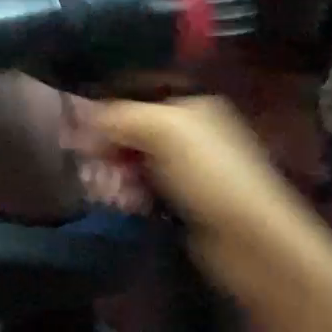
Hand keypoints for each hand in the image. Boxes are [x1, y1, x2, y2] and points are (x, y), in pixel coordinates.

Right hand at [87, 97, 298, 232]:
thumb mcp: (161, 128)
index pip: (137, 89)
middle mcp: (190, 129)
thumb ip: (117, 115)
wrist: (253, 243)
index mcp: (192, 102)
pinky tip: (122, 202)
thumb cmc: (209, 171)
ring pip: (137, 159)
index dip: (106, 102)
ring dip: (116, 171)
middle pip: (134, 126)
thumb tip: (80, 116)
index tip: (78, 120)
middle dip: (109, 141)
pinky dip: (130, 193)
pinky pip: (145, 188)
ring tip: (105, 186)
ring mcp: (188, 168)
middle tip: (88, 158)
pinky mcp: (184, 202)